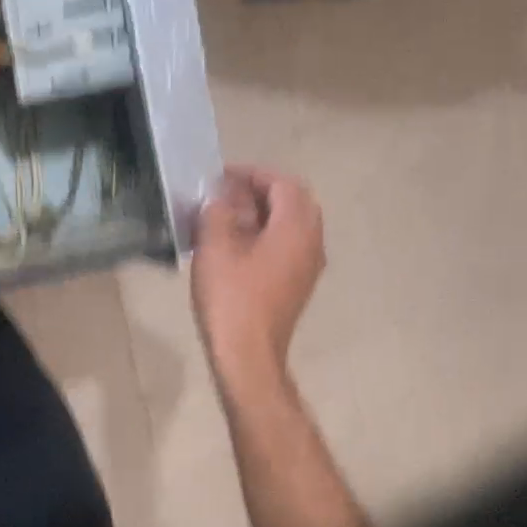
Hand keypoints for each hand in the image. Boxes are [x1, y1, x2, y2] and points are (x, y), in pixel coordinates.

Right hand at [191, 166, 325, 387]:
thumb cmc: (231, 296)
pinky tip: (233, 243)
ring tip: (223, 216)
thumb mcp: (214, 247)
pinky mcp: (296, 282)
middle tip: (224, 193)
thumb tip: (219, 199)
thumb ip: (217, 213)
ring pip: (291, 224)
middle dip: (260, 191)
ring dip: (262, 213)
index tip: (221, 176)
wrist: (247, 353)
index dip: (253, 174)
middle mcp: (311, 243)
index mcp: (296, 229)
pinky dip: (264, 233)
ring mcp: (307, 265)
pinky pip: (287, 244)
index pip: (284, 184)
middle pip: (294, 202)